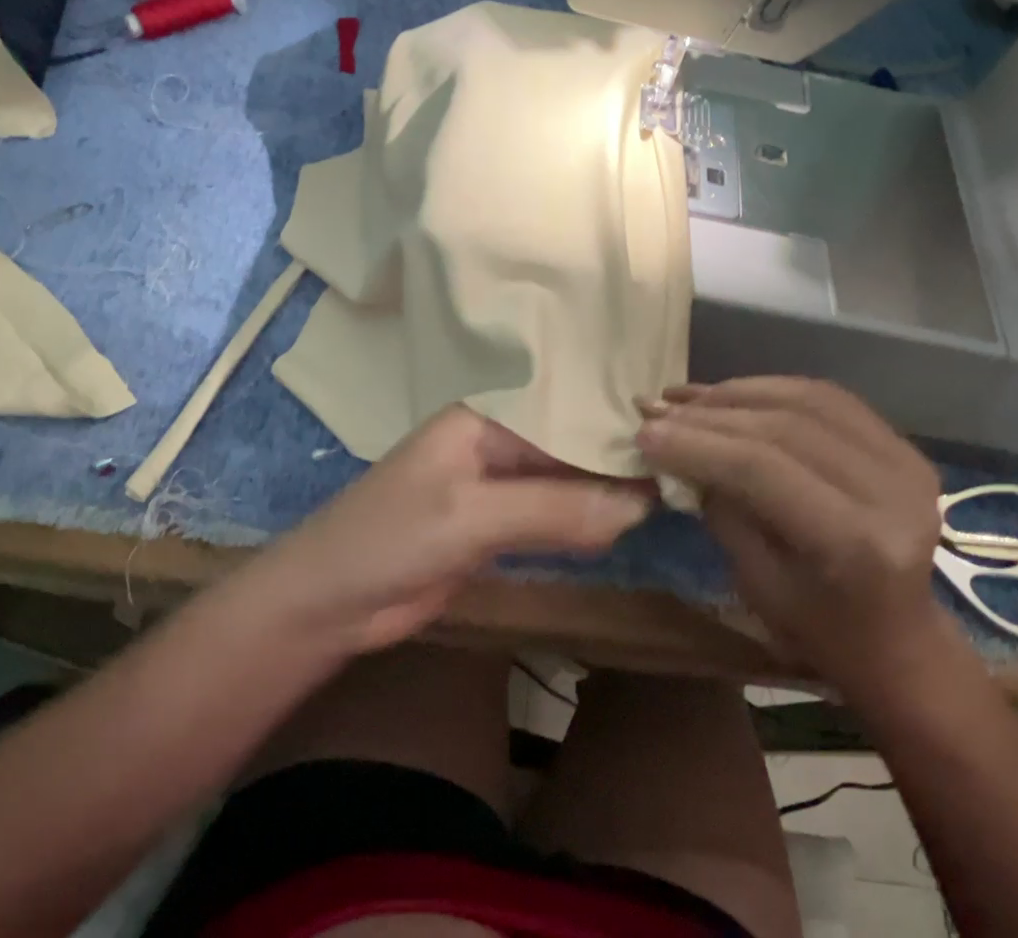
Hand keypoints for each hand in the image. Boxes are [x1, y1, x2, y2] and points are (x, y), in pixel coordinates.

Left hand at [250, 405, 652, 653]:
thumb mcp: (472, 517)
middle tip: (689, 474)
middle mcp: (493, 446)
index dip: (618, 430)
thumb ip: (554, 510)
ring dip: (604, 496)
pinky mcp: (491, 532)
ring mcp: (493, 491)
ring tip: (671, 498)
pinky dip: (581, 525)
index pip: (567, 415)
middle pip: (569, 449)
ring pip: (563, 486)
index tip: (680, 444)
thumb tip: (640, 506)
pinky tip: (621, 529)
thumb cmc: (389, 540)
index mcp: (484, 421)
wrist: (328, 602)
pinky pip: (548, 521)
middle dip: (618, 464)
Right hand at [635, 377, 943, 686]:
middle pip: (785, 427)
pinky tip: (729, 395)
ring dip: (736, 394)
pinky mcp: (906, 448)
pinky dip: (771, 392)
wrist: (895, 639)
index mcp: (854, 542)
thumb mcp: (755, 581)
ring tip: (684, 399)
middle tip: (655, 410)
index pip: (763, 468)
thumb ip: (723, 508)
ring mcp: (907, 463)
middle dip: (709, 415)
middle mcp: (891, 492)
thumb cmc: (817, 628)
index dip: (698, 444)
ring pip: (806, 401)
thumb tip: (675, 446)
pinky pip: (829, 401)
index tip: (644, 433)